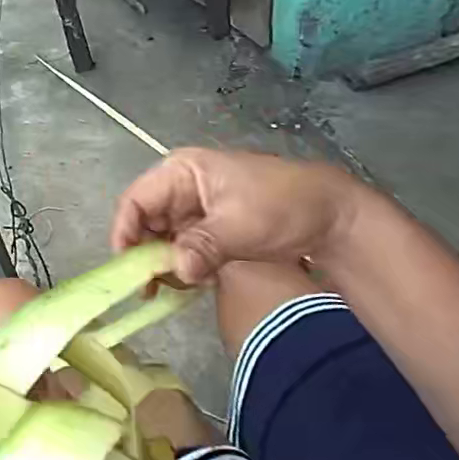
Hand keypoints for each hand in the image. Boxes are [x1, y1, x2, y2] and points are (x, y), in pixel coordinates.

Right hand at [110, 148, 377, 287]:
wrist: (333, 216)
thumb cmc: (284, 205)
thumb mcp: (241, 225)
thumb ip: (203, 246)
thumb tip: (177, 271)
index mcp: (182, 171)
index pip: (136, 200)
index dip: (125, 232)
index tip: (126, 267)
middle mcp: (180, 188)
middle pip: (144, 221)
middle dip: (144, 254)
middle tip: (149, 287)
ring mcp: (194, 210)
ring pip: (160, 239)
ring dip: (163, 264)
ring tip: (173, 288)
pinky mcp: (207, 229)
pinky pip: (181, 249)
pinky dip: (181, 267)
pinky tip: (192, 283)